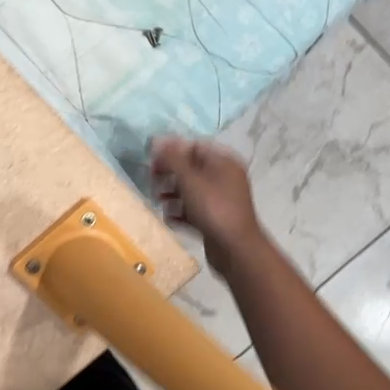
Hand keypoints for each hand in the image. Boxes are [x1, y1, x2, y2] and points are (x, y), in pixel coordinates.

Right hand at [149, 136, 262, 274]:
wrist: (236, 250)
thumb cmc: (214, 208)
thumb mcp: (190, 179)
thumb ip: (172, 159)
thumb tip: (157, 140)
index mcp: (224, 163)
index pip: (194, 147)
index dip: (172, 152)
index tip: (153, 162)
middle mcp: (224, 178)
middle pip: (191, 169)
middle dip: (169, 175)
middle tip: (153, 182)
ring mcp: (220, 200)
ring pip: (190, 191)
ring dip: (172, 194)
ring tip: (158, 201)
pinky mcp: (215, 219)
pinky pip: (193, 210)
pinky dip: (180, 212)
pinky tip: (168, 218)